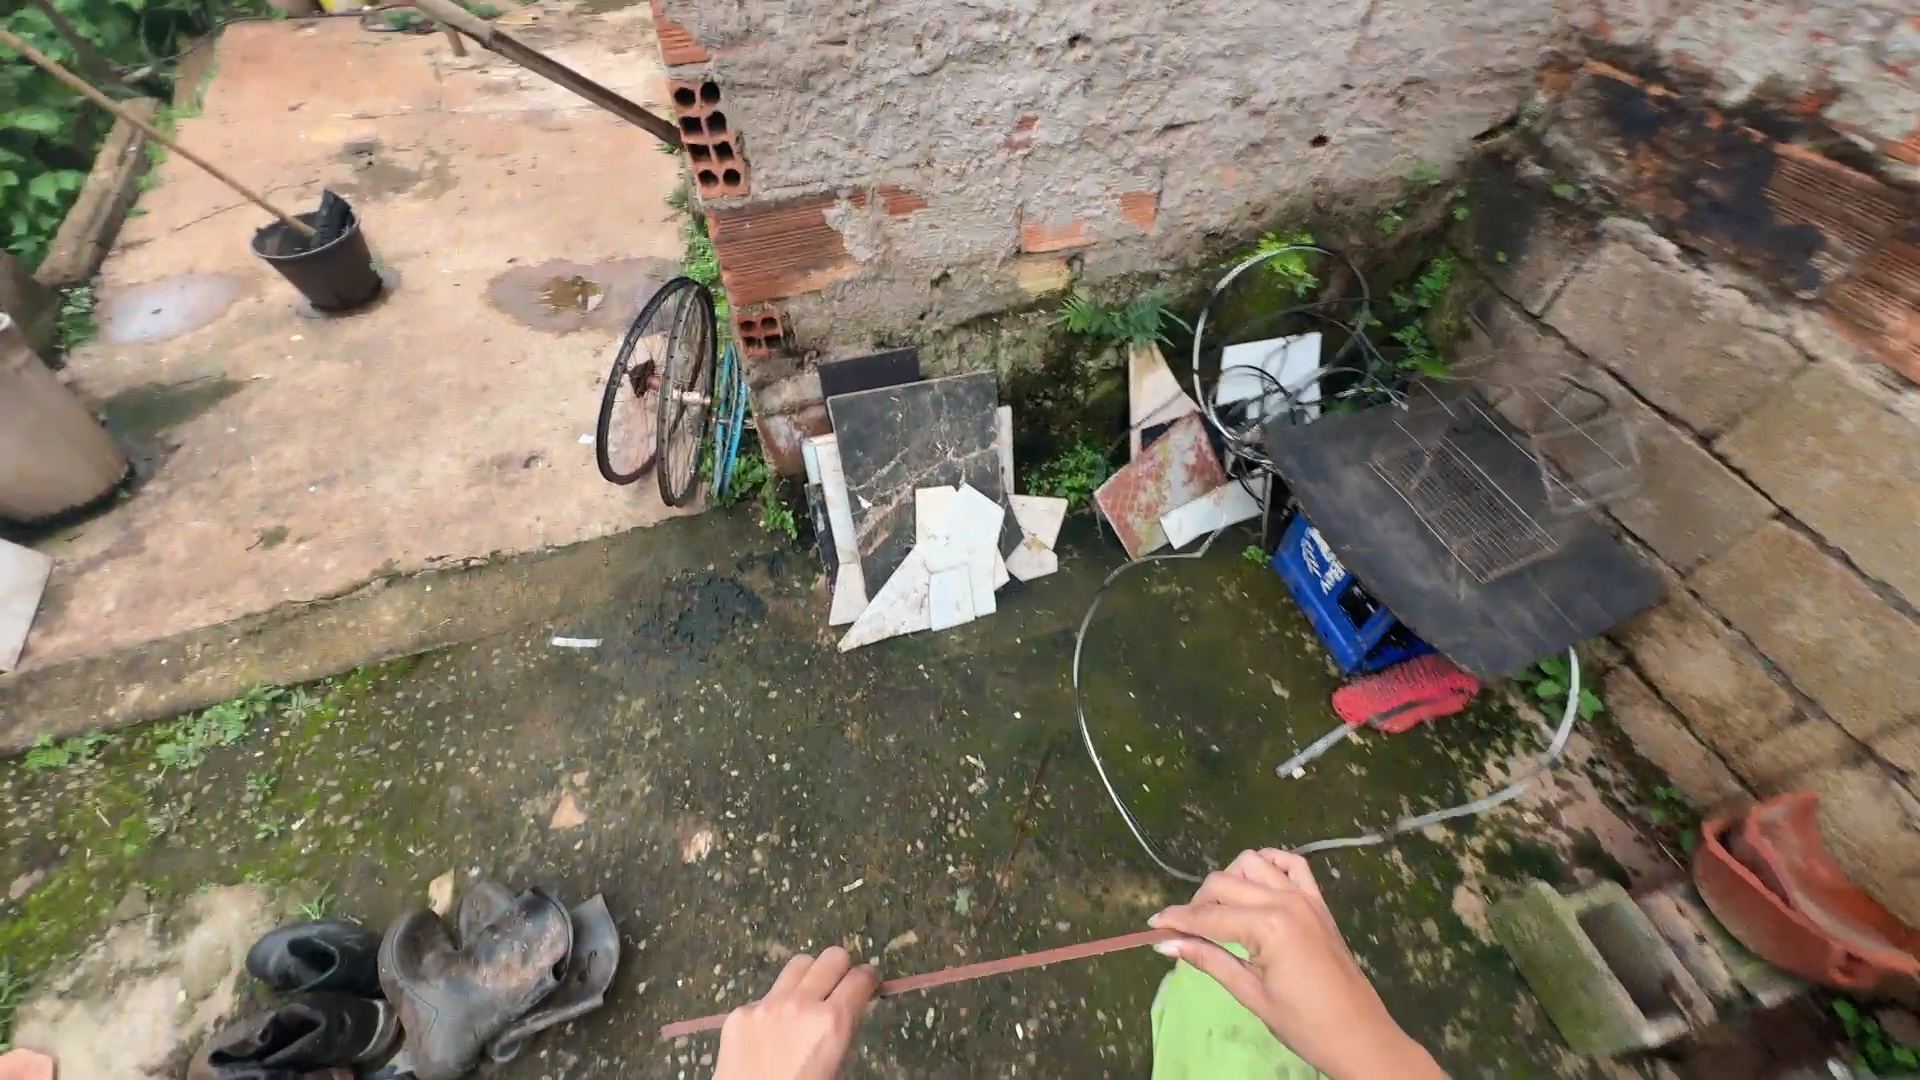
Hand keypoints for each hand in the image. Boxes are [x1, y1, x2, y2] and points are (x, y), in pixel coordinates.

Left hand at [713, 946, 878, 1079]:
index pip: (861, 977)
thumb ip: (844, 1032)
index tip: (867, 984)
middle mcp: (801, 1004)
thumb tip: (852, 1004)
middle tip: (839, 987)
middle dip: (842, 969)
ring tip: (805, 1000)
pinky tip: (770, 1032)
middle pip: (833, 957)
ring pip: (799, 964)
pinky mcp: (740, 1013)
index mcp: (832, 1023)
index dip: (868, 979)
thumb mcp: (837, 1070)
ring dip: (809, 978)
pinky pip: (766, 995)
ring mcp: (767, 1005)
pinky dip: (775, 1007)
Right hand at [1150, 849, 1444, 1079]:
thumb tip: (1165, 943)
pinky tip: (1256, 884)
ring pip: (1251, 863)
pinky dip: (1269, 864)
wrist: (1364, 1042)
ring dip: (1230, 880)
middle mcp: (1284, 900)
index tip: (1154, 925)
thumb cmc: (1306, 1026)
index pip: (1209, 917)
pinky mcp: (1318, 901)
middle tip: (1187, 930)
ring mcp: (1304, 896)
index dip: (1178, 920)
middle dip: (1198, 904)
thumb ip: (1207, 959)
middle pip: (1223, 883)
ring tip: (1222, 912)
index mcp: (1268, 926)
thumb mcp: (1251, 994)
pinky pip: (1291, 863)